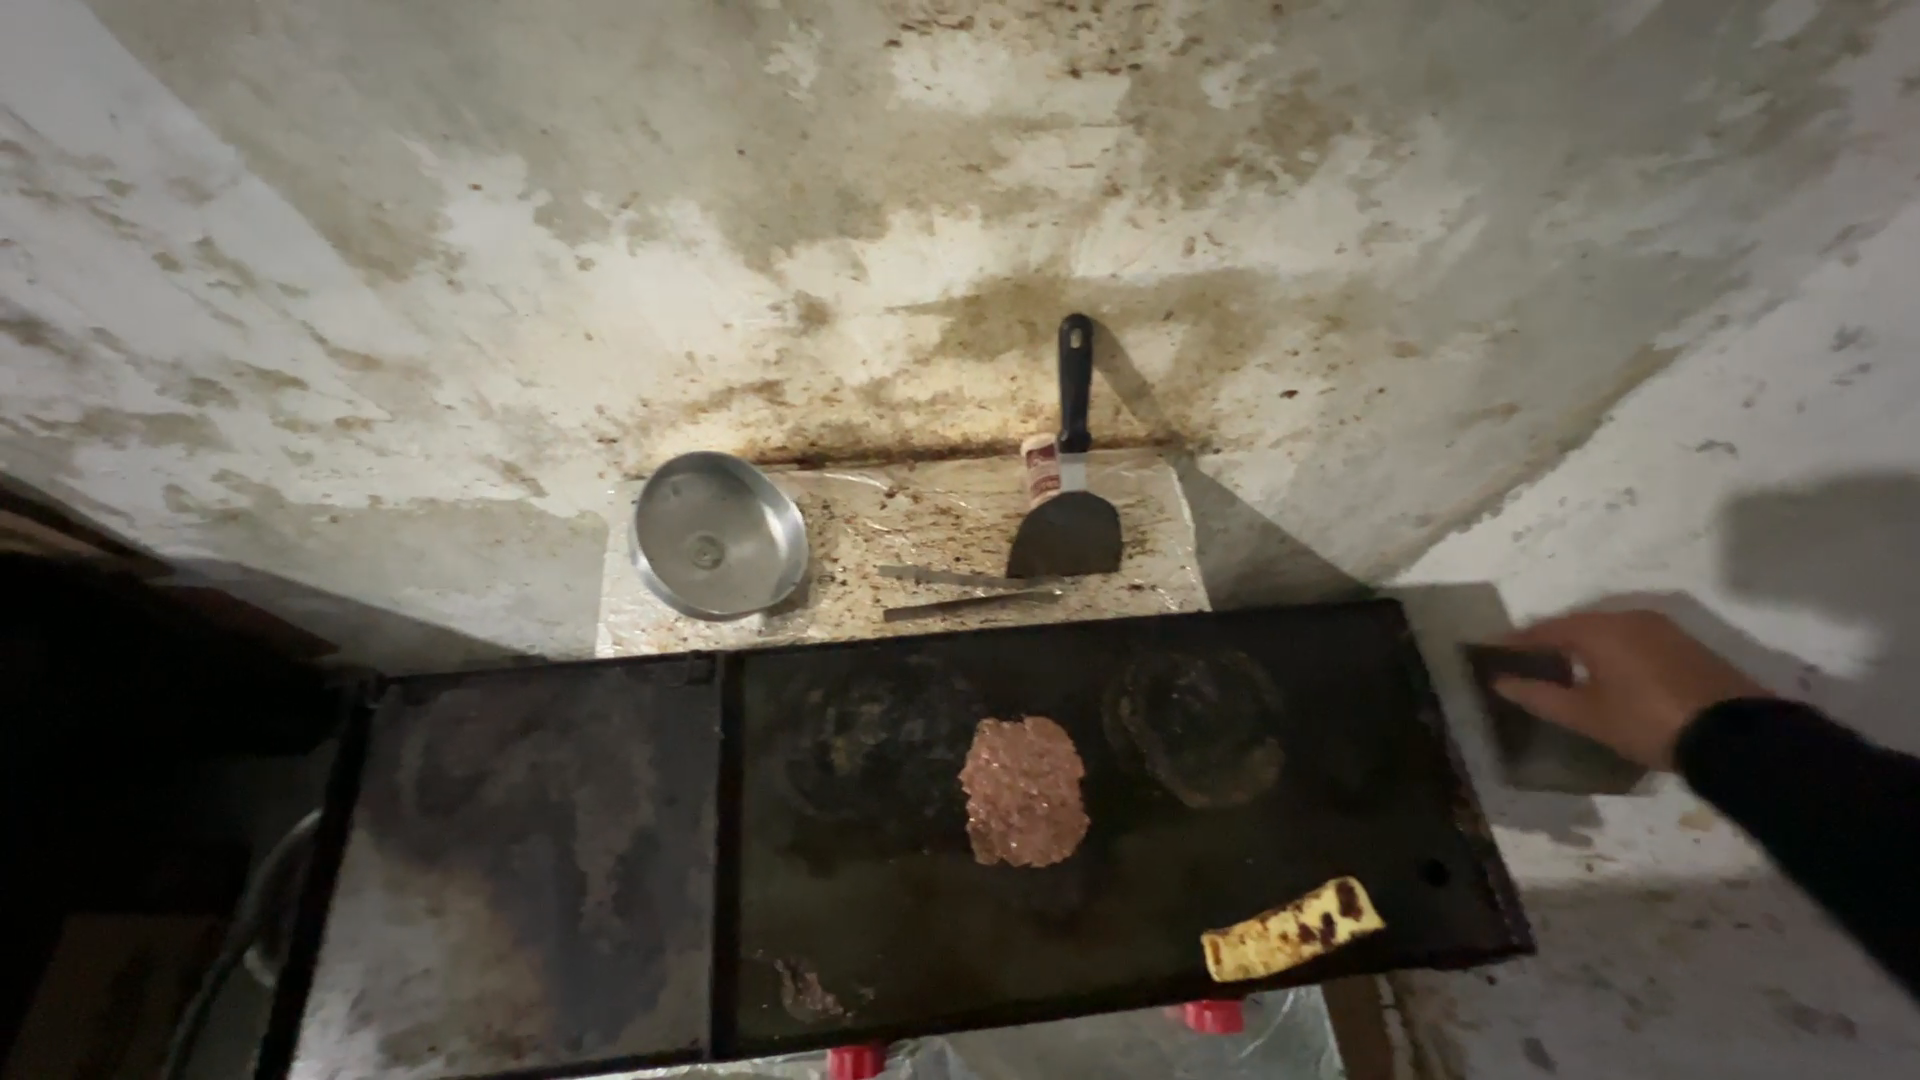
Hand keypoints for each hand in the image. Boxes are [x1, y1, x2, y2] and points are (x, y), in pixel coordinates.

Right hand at [1492, 610, 1771, 769]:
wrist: (1742, 740)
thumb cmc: (1647, 721)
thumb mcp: (1585, 715)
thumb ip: (1538, 695)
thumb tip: (1499, 681)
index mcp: (1598, 630)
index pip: (1542, 630)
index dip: (1514, 642)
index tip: (1491, 651)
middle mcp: (1628, 618)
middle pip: (1575, 625)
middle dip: (1548, 640)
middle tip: (1525, 659)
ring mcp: (1663, 630)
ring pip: (1606, 630)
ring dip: (1582, 644)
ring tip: (1564, 666)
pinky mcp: (1687, 646)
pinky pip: (1632, 639)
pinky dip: (1611, 650)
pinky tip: (1606, 670)